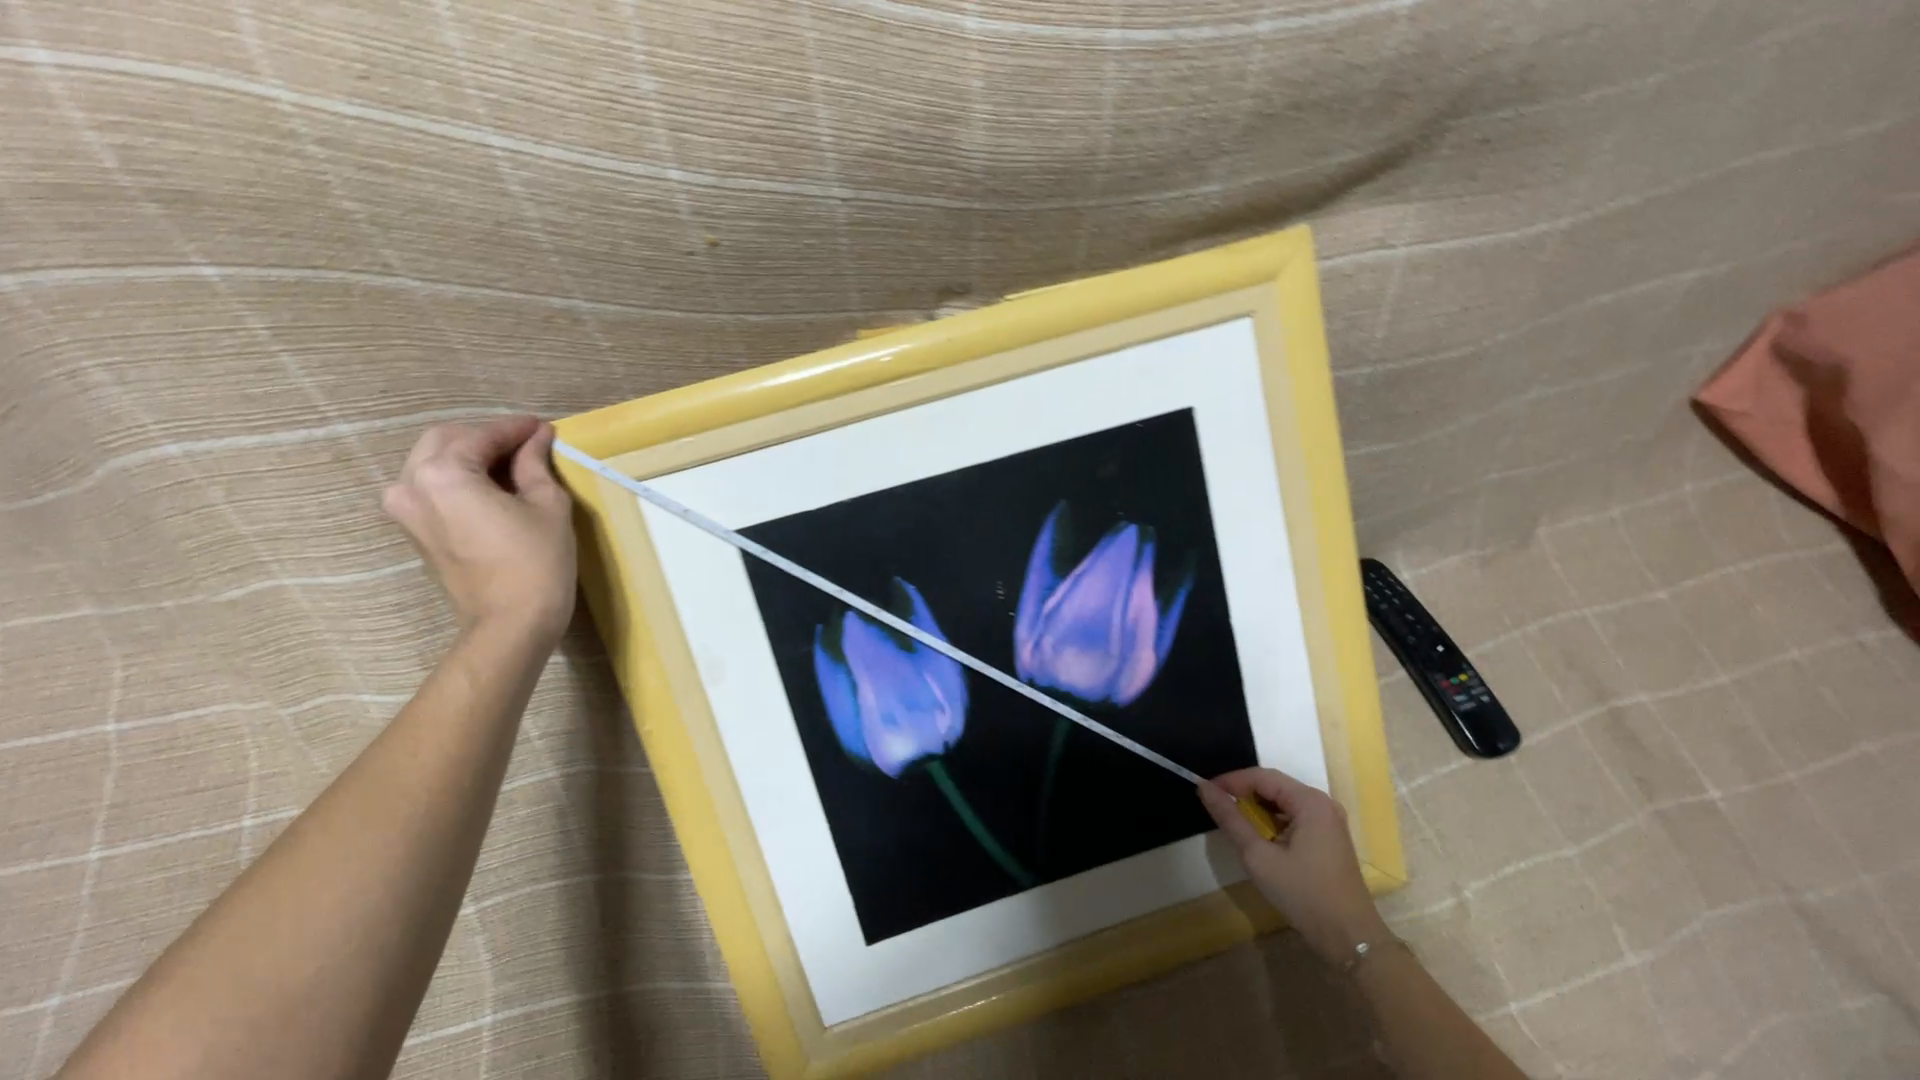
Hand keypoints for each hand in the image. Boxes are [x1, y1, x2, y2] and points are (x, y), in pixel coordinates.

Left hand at [382, 416, 576, 646]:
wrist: (510, 624)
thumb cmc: (536, 562)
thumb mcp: (547, 505)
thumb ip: (535, 464)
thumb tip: (537, 438)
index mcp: (443, 472)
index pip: (482, 435)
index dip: (517, 429)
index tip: (544, 428)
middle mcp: (411, 485)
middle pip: (446, 440)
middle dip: (487, 437)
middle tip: (527, 445)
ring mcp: (405, 511)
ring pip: (432, 462)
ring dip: (469, 456)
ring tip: (510, 466)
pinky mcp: (413, 532)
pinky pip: (430, 488)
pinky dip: (458, 479)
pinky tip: (492, 488)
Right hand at [1199, 768, 1388, 966]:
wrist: (1349, 936)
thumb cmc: (1302, 894)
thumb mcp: (1258, 856)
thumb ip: (1230, 819)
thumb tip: (1204, 789)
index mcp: (1310, 802)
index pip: (1262, 776)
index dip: (1230, 781)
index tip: (1204, 791)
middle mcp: (1323, 803)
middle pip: (1274, 786)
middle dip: (1243, 793)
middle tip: (1215, 807)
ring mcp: (1329, 821)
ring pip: (1284, 802)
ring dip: (1257, 809)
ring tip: (1232, 822)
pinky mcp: (1329, 837)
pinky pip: (1295, 817)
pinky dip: (1272, 821)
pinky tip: (1258, 838)